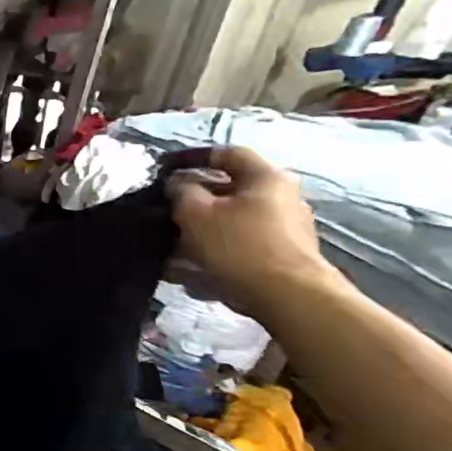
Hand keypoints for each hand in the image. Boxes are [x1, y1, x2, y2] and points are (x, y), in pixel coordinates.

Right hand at [168, 147, 336, 314]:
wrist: (288, 297)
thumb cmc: (239, 244)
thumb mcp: (195, 212)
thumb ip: (180, 190)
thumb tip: (177, 184)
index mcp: (266, 178)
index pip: (227, 153)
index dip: (192, 156)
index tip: (165, 167)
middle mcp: (281, 197)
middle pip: (227, 189)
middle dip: (191, 199)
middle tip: (163, 208)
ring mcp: (284, 227)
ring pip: (229, 218)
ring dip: (197, 227)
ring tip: (168, 242)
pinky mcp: (280, 254)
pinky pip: (237, 242)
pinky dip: (211, 247)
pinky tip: (186, 266)